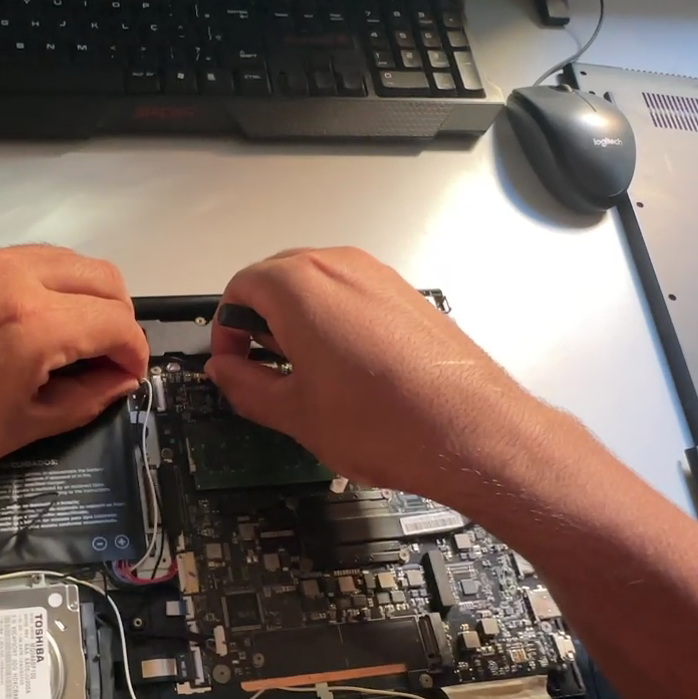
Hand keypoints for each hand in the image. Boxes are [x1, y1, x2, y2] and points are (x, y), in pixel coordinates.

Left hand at [0, 246, 147, 531]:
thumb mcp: (22, 429)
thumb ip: (84, 398)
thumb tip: (119, 380)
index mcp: (33, 326)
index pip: (116, 322)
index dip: (133, 354)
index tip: (126, 378)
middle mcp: (14, 278)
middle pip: (103, 277)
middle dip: (117, 319)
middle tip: (105, 360)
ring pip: (69, 260)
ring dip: (86, 296)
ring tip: (73, 341)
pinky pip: (29, 259)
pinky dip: (51, 284)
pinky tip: (35, 323)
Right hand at [205, 247, 598, 515]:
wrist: (473, 432)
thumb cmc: (387, 422)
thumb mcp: (295, 412)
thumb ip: (245, 385)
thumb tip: (225, 372)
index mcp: (301, 288)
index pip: (239, 287)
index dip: (225, 329)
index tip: (231, 362)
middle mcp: (340, 266)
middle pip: (275, 277)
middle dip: (258, 320)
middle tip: (260, 366)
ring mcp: (378, 276)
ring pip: (315, 283)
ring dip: (295, 318)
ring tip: (304, 371)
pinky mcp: (406, 293)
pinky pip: (350, 293)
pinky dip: (332, 319)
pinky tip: (344, 368)